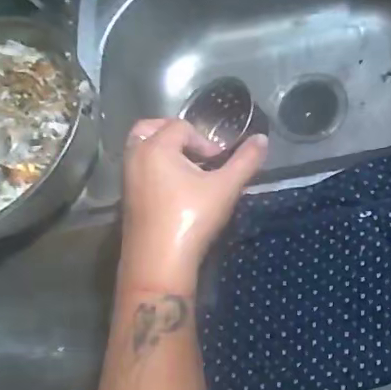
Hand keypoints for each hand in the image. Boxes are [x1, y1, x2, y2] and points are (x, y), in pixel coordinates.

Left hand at [119, 119, 266, 291]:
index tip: (219, 164)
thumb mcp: (226, 188)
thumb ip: (246, 161)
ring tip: (189, 170)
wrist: (159, 262)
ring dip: (165, 150)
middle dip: (176, 134)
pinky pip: (139, 168)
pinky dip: (155, 167)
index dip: (205, 140)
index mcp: (156, 147)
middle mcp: (135, 156)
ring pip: (141, 149)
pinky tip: (177, 190)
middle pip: (150, 128)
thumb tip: (262, 139)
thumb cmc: (192, 219)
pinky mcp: (127, 197)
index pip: (181, 126)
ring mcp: (127, 178)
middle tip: (197, 153)